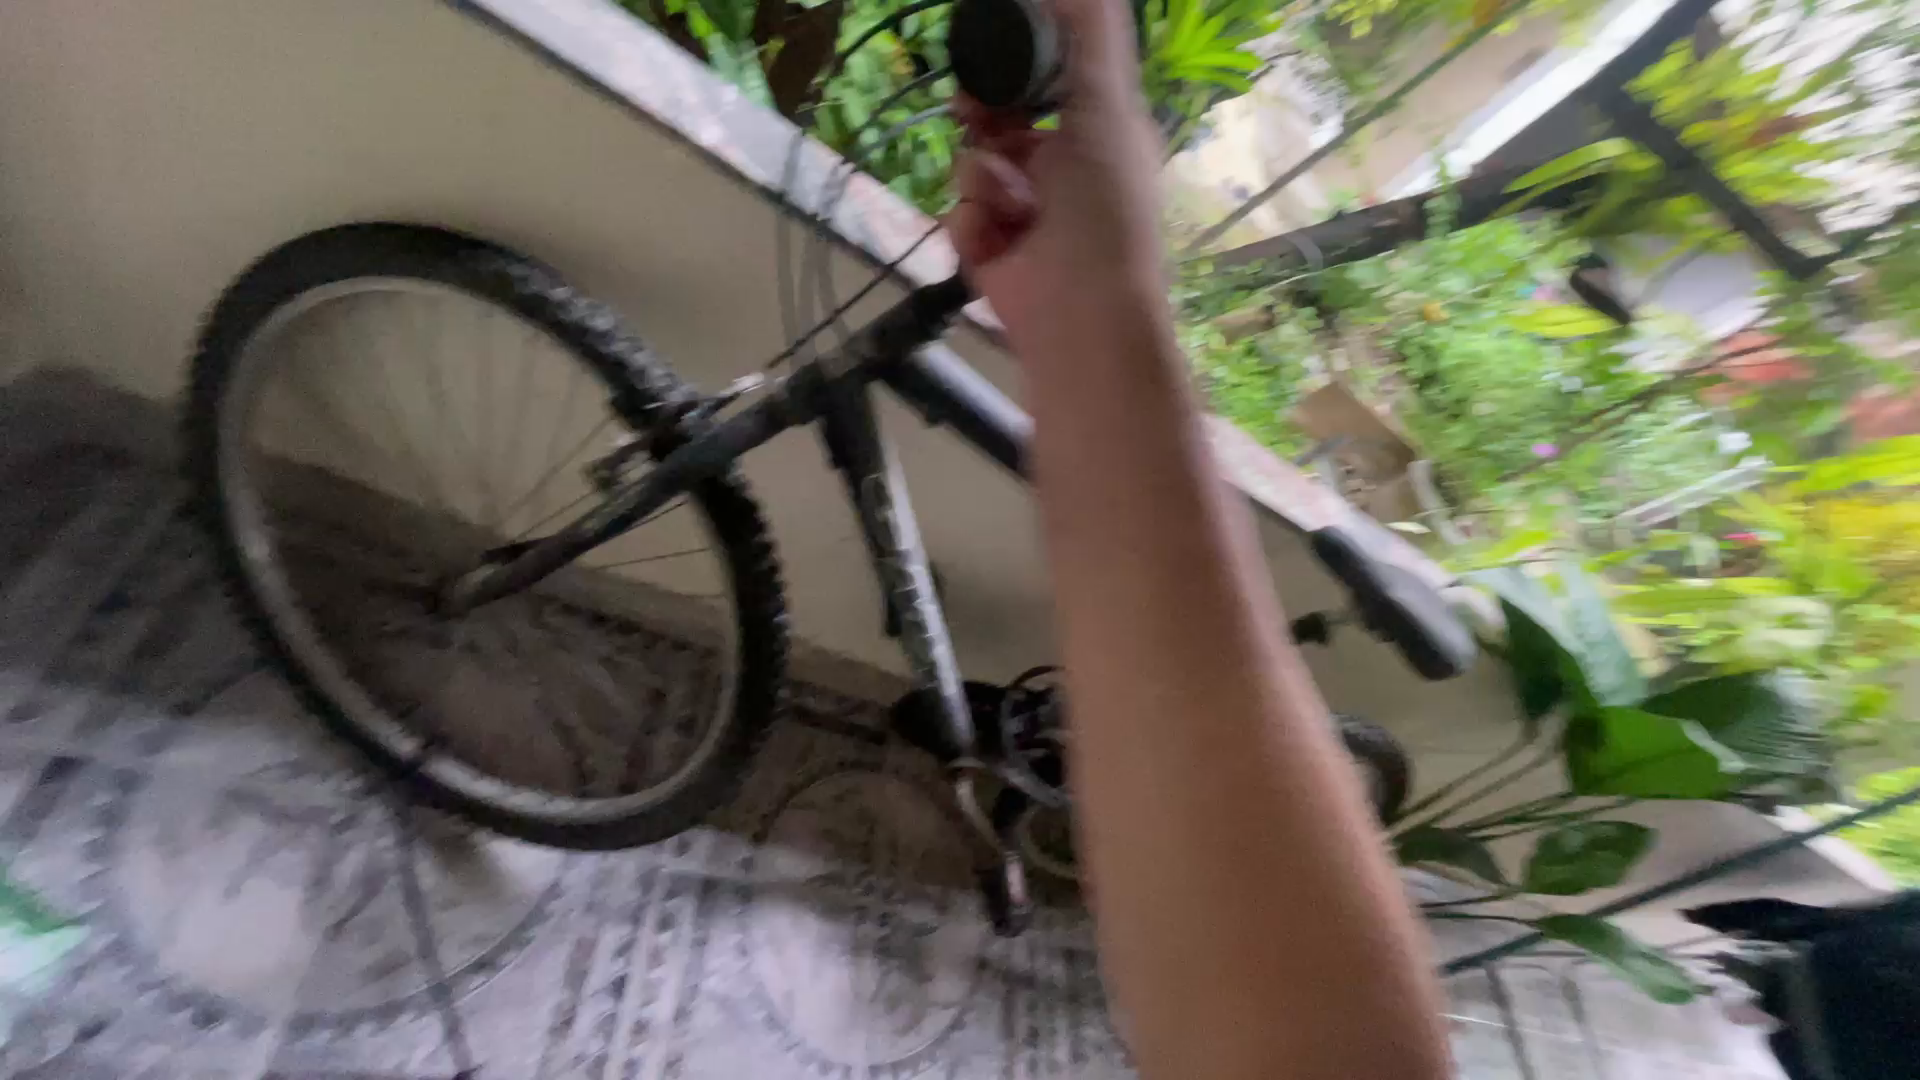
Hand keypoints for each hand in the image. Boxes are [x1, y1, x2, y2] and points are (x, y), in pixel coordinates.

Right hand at [944, 0, 1169, 351]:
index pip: (1048, 81)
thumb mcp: (1108, 107)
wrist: (1080, 318)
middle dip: (984, 115)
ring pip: (972, 167)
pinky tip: (994, 245)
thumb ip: (1091, 33)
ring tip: (1008, 206)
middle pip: (999, 121)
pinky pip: (960, 217)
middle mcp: (1058, 172)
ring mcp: (1020, 217)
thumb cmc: (1104, 212)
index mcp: (1096, 135)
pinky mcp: (989, 256)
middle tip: (973, 111)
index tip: (996, 46)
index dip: (1019, 61)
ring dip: (982, 179)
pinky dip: (972, 227)